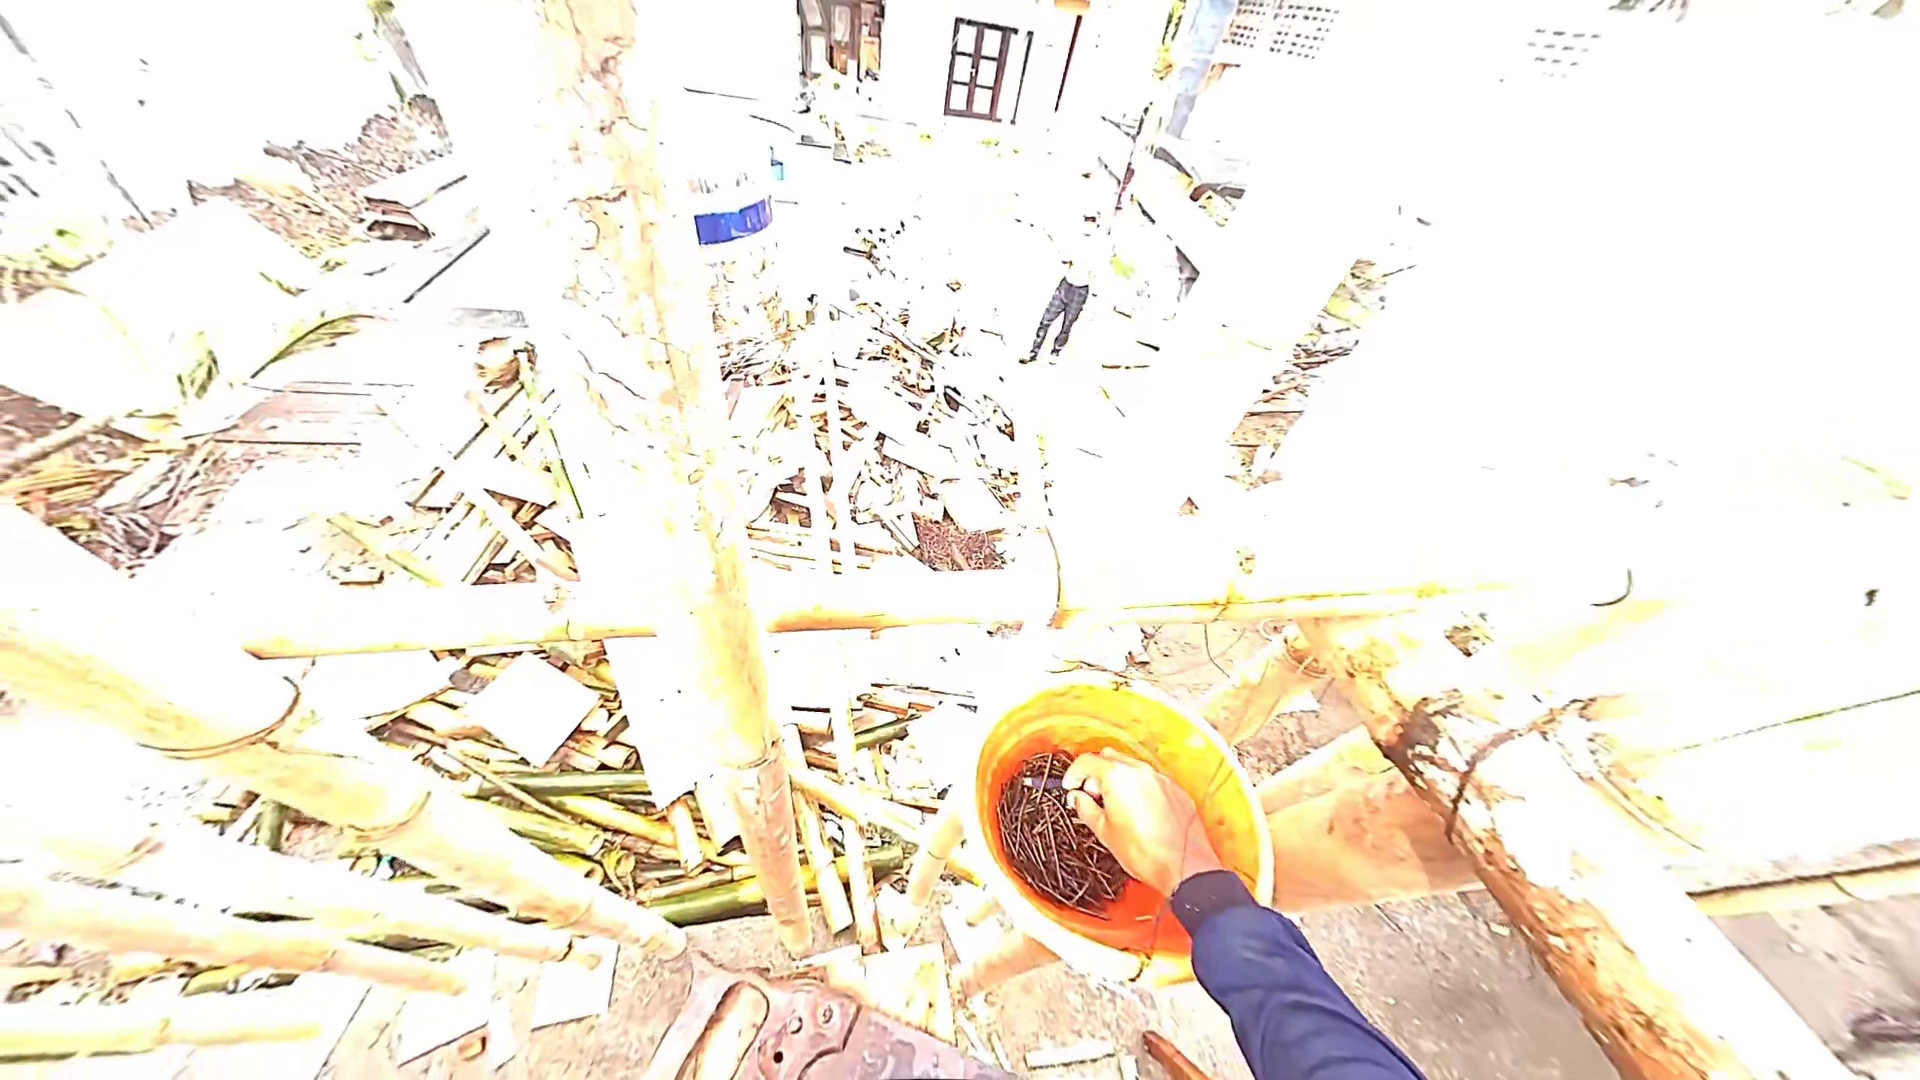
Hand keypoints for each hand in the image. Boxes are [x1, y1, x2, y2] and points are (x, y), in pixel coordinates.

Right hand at [1063, 749, 1224, 894]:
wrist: (1186, 868)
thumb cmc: (1144, 852)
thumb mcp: (1105, 832)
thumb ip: (1085, 808)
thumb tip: (1077, 798)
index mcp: (1117, 776)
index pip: (1086, 761)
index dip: (1073, 773)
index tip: (1070, 786)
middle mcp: (1139, 770)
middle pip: (1109, 757)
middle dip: (1096, 772)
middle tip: (1092, 795)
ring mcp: (1160, 778)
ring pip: (1131, 766)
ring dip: (1117, 778)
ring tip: (1116, 805)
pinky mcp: (1176, 789)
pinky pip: (1150, 779)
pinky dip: (1139, 787)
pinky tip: (1139, 809)